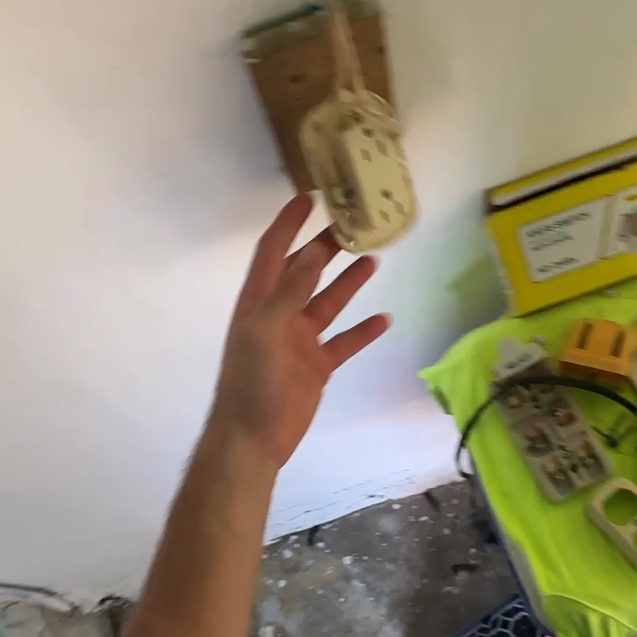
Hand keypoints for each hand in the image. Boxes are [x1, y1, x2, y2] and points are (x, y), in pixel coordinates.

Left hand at [207, 197, 390, 466]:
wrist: (254, 439)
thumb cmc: (252, 384)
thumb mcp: (266, 332)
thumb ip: (289, 293)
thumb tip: (312, 252)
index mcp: (259, 303)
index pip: (273, 252)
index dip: (288, 224)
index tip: (308, 197)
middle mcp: (279, 315)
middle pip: (304, 272)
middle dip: (325, 248)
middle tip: (353, 225)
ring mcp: (299, 341)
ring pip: (328, 304)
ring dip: (348, 283)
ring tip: (373, 260)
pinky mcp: (317, 366)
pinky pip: (343, 342)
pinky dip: (362, 331)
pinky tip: (384, 319)